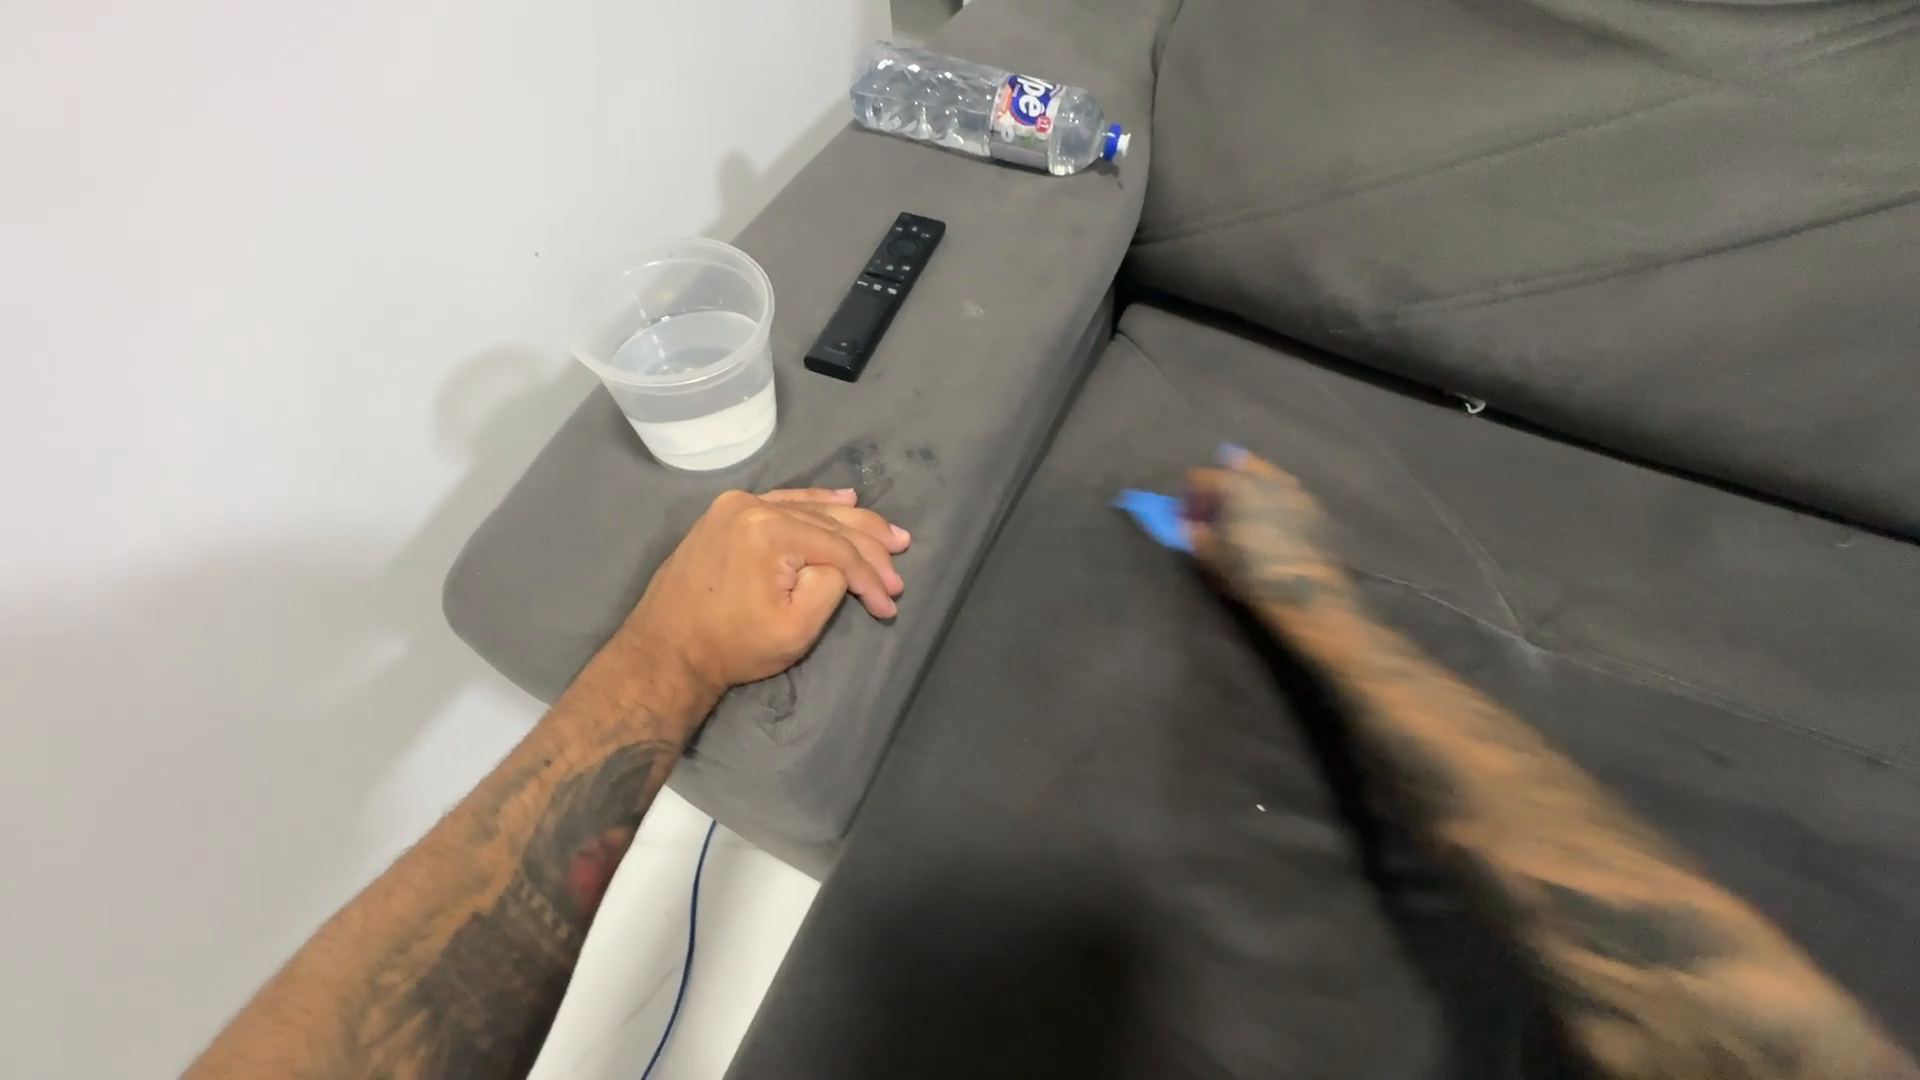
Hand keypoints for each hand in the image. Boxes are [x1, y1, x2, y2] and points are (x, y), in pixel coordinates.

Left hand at [619, 487, 911, 697]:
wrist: (666, 652)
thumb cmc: (733, 646)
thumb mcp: (796, 628)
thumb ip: (831, 586)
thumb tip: (842, 566)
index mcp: (769, 530)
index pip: (839, 549)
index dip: (871, 576)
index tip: (890, 604)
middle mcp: (753, 505)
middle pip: (829, 523)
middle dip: (870, 545)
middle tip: (902, 557)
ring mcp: (737, 506)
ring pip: (810, 510)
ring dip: (852, 521)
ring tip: (888, 532)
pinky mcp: (729, 514)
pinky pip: (785, 502)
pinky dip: (817, 504)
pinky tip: (844, 499)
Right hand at [1184, 451, 1354, 613]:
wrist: (1305, 589)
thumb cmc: (1249, 570)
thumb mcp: (1210, 556)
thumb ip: (1193, 534)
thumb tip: (1187, 524)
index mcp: (1233, 484)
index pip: (1198, 477)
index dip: (1186, 496)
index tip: (1184, 516)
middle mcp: (1263, 477)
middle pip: (1232, 467)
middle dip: (1217, 485)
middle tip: (1212, 510)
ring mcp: (1291, 487)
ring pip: (1261, 474)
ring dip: (1245, 488)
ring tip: (1239, 514)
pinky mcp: (1312, 504)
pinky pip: (1282, 490)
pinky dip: (1268, 498)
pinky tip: (1266, 520)